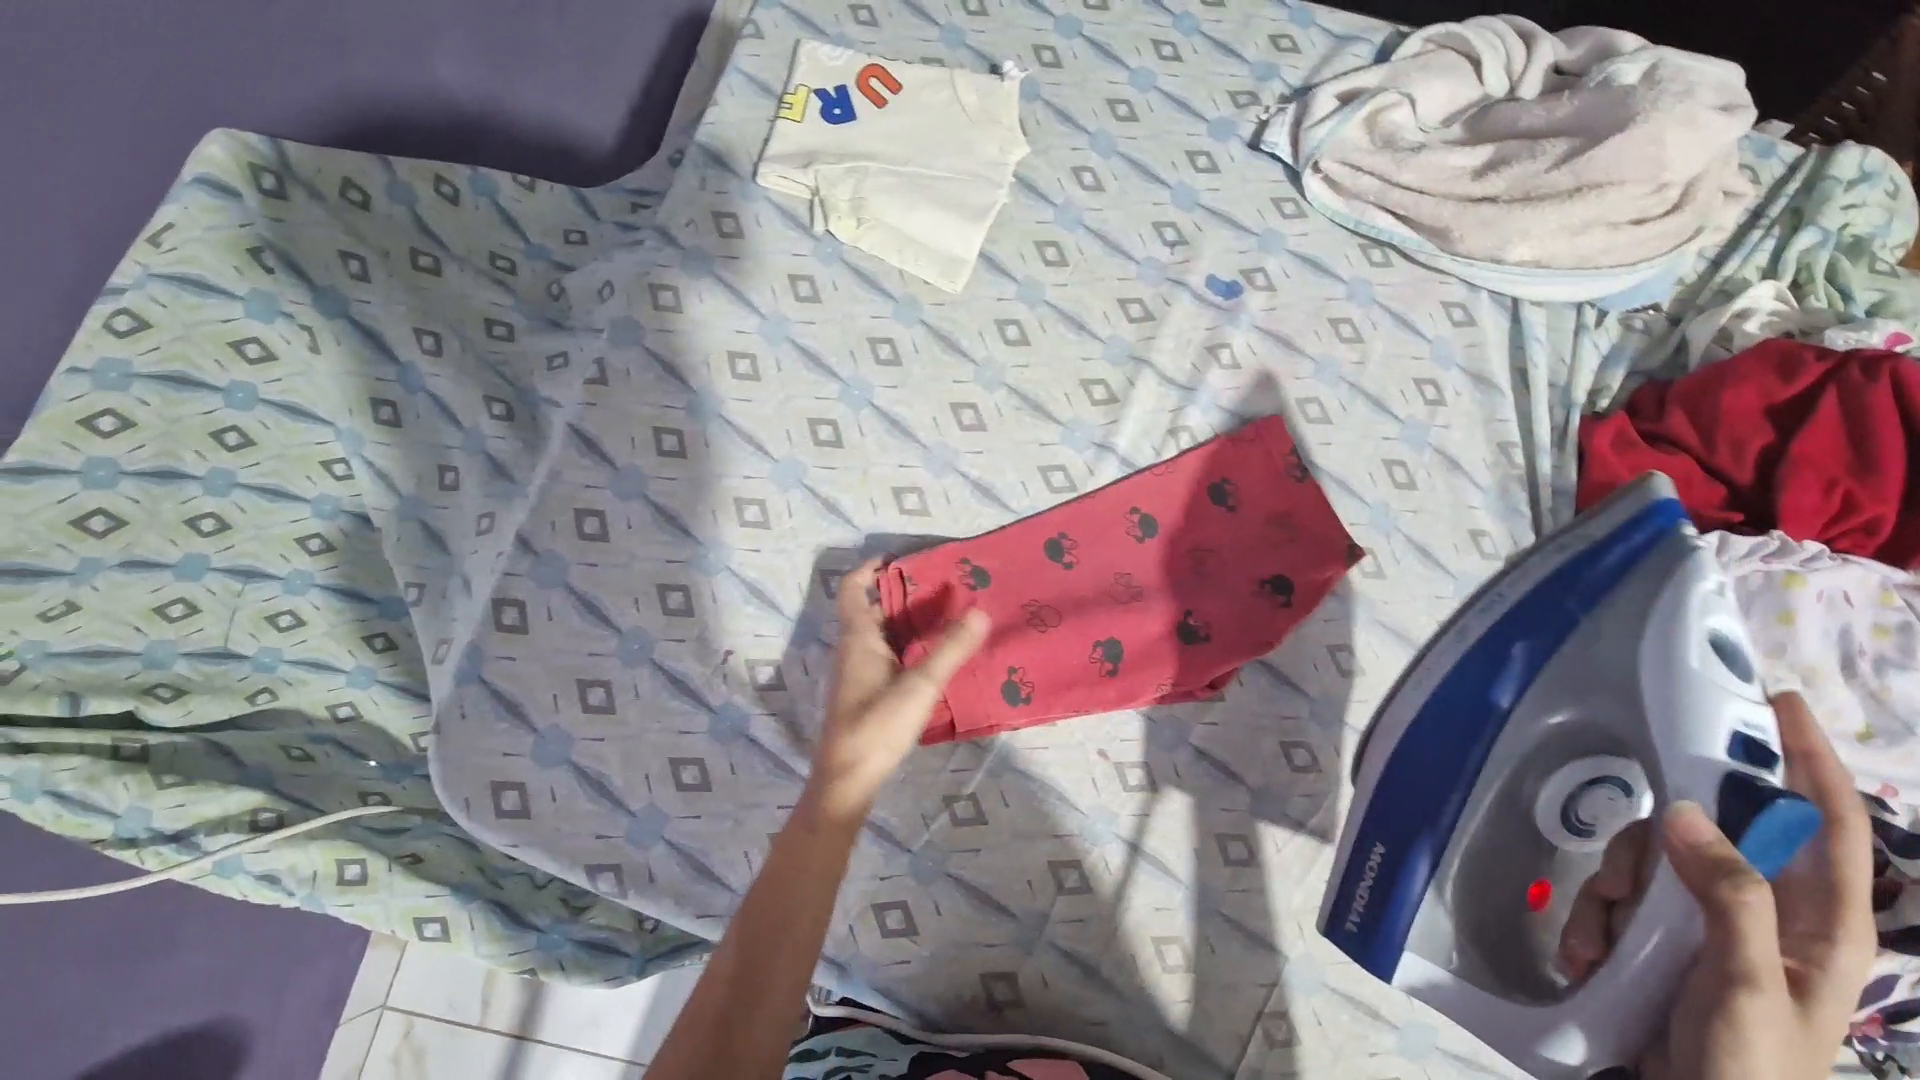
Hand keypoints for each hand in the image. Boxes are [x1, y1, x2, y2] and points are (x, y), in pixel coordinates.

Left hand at [803, 560, 989, 826]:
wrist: (846, 780)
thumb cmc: (877, 727)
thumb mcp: (920, 686)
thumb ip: (951, 649)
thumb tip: (980, 610)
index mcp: (859, 639)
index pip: (854, 589)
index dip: (870, 569)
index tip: (899, 559)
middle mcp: (854, 651)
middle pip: (873, 611)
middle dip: (902, 595)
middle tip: (942, 587)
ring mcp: (858, 675)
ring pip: (881, 636)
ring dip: (907, 623)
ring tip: (947, 617)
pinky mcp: (865, 696)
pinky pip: (886, 657)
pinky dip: (907, 648)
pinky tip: (934, 660)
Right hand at [1556, 693, 1875, 1079]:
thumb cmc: (1747, 1067)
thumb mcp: (1744, 986)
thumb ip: (1729, 897)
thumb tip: (1687, 809)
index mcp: (1817, 924)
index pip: (1827, 824)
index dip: (1809, 761)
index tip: (1776, 705)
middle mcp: (1763, 912)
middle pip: (1702, 834)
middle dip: (1649, 851)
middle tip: (1623, 885)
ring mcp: (1707, 925)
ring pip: (1648, 863)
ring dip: (1610, 896)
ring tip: (1598, 946)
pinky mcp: (1660, 940)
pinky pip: (1618, 900)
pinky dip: (1594, 922)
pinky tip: (1589, 958)